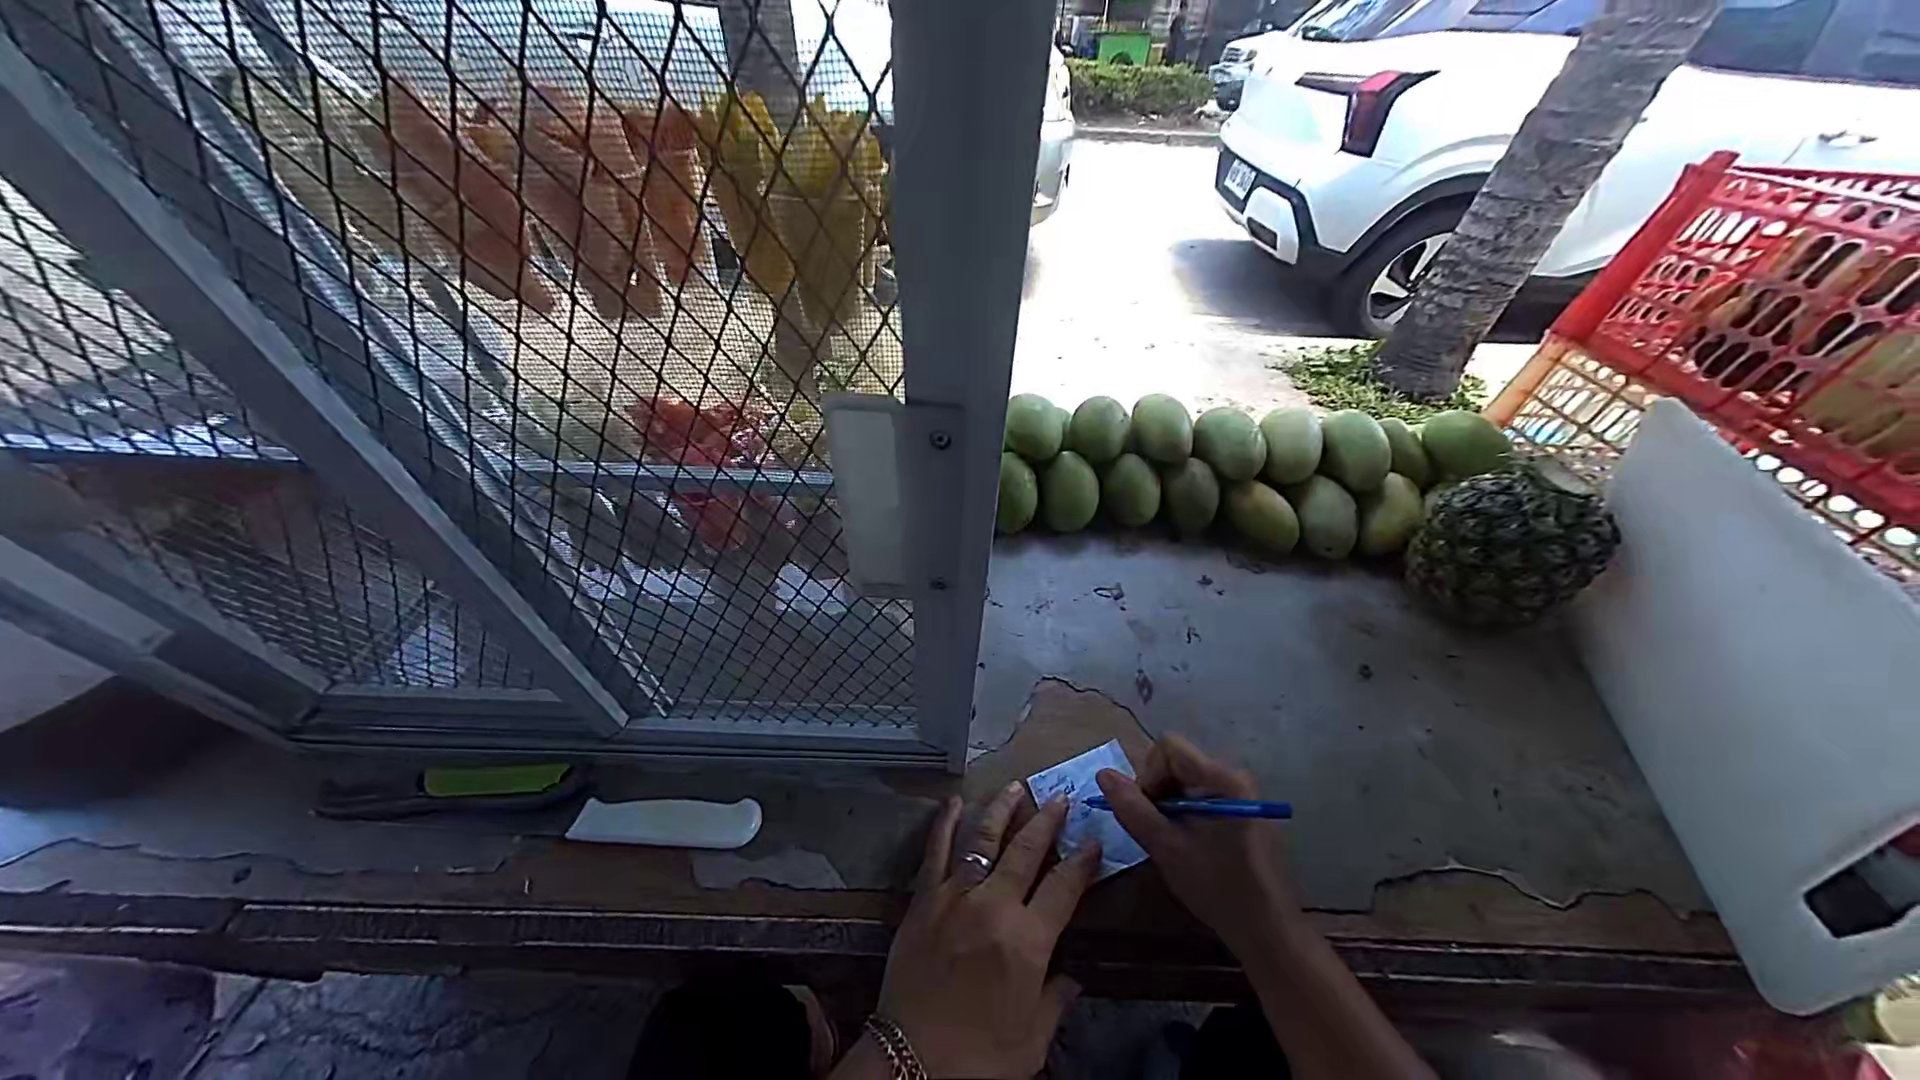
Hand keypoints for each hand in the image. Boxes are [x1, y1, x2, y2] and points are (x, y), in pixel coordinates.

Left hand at [876, 782, 1100, 1078]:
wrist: (910, 1063)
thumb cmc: (979, 1057)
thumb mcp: (1033, 1040)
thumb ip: (1057, 998)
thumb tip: (1073, 974)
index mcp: (1028, 940)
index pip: (1065, 887)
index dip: (1083, 862)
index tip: (1093, 841)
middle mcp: (994, 906)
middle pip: (1027, 850)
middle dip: (1047, 820)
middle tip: (1060, 798)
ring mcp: (955, 896)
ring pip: (983, 838)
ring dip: (1002, 809)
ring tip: (1016, 786)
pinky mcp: (924, 898)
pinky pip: (935, 851)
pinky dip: (945, 823)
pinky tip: (953, 802)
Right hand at [1095, 734, 1297, 954]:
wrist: (1268, 930)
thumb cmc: (1218, 888)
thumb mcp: (1166, 848)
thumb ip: (1133, 808)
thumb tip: (1103, 774)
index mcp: (1221, 778)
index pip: (1168, 747)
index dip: (1149, 773)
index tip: (1148, 811)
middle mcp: (1233, 775)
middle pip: (1176, 760)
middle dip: (1157, 789)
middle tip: (1156, 829)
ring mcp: (1239, 791)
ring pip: (1184, 777)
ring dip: (1168, 802)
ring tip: (1172, 839)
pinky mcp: (1240, 807)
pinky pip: (1198, 792)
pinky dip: (1183, 810)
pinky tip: (1188, 842)